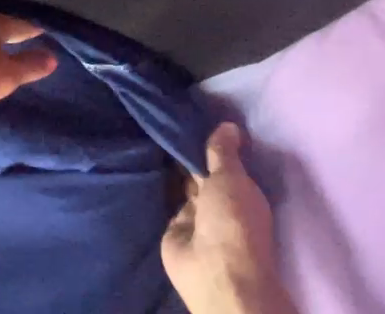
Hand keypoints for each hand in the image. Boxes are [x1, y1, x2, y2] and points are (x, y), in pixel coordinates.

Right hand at [161, 123, 294, 313]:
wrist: (213, 270)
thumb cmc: (232, 221)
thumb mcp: (231, 178)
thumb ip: (223, 152)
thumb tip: (230, 125)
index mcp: (242, 192)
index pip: (224, 161)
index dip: (208, 142)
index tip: (188, 114)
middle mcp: (220, 202)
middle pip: (202, 172)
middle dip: (187, 152)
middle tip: (163, 117)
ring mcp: (197, 215)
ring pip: (183, 184)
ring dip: (171, 166)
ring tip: (149, 129)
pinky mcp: (174, 224)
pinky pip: (166, 197)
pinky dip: (158, 183)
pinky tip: (142, 158)